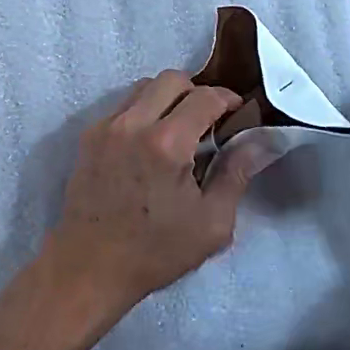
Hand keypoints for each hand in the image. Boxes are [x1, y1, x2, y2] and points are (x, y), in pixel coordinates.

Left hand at [45, 70, 267, 310]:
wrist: (88, 270)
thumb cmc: (155, 251)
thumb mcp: (212, 222)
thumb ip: (237, 174)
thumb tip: (261, 141)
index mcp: (166, 143)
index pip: (206, 97)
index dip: (228, 100)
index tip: (237, 114)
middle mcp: (133, 124)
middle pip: (173, 79)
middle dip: (197, 92)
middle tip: (209, 121)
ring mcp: (106, 128)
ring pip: (145, 86)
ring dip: (169, 98)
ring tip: (180, 129)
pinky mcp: (89, 137)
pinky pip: (124, 105)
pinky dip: (145, 111)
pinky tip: (152, 143)